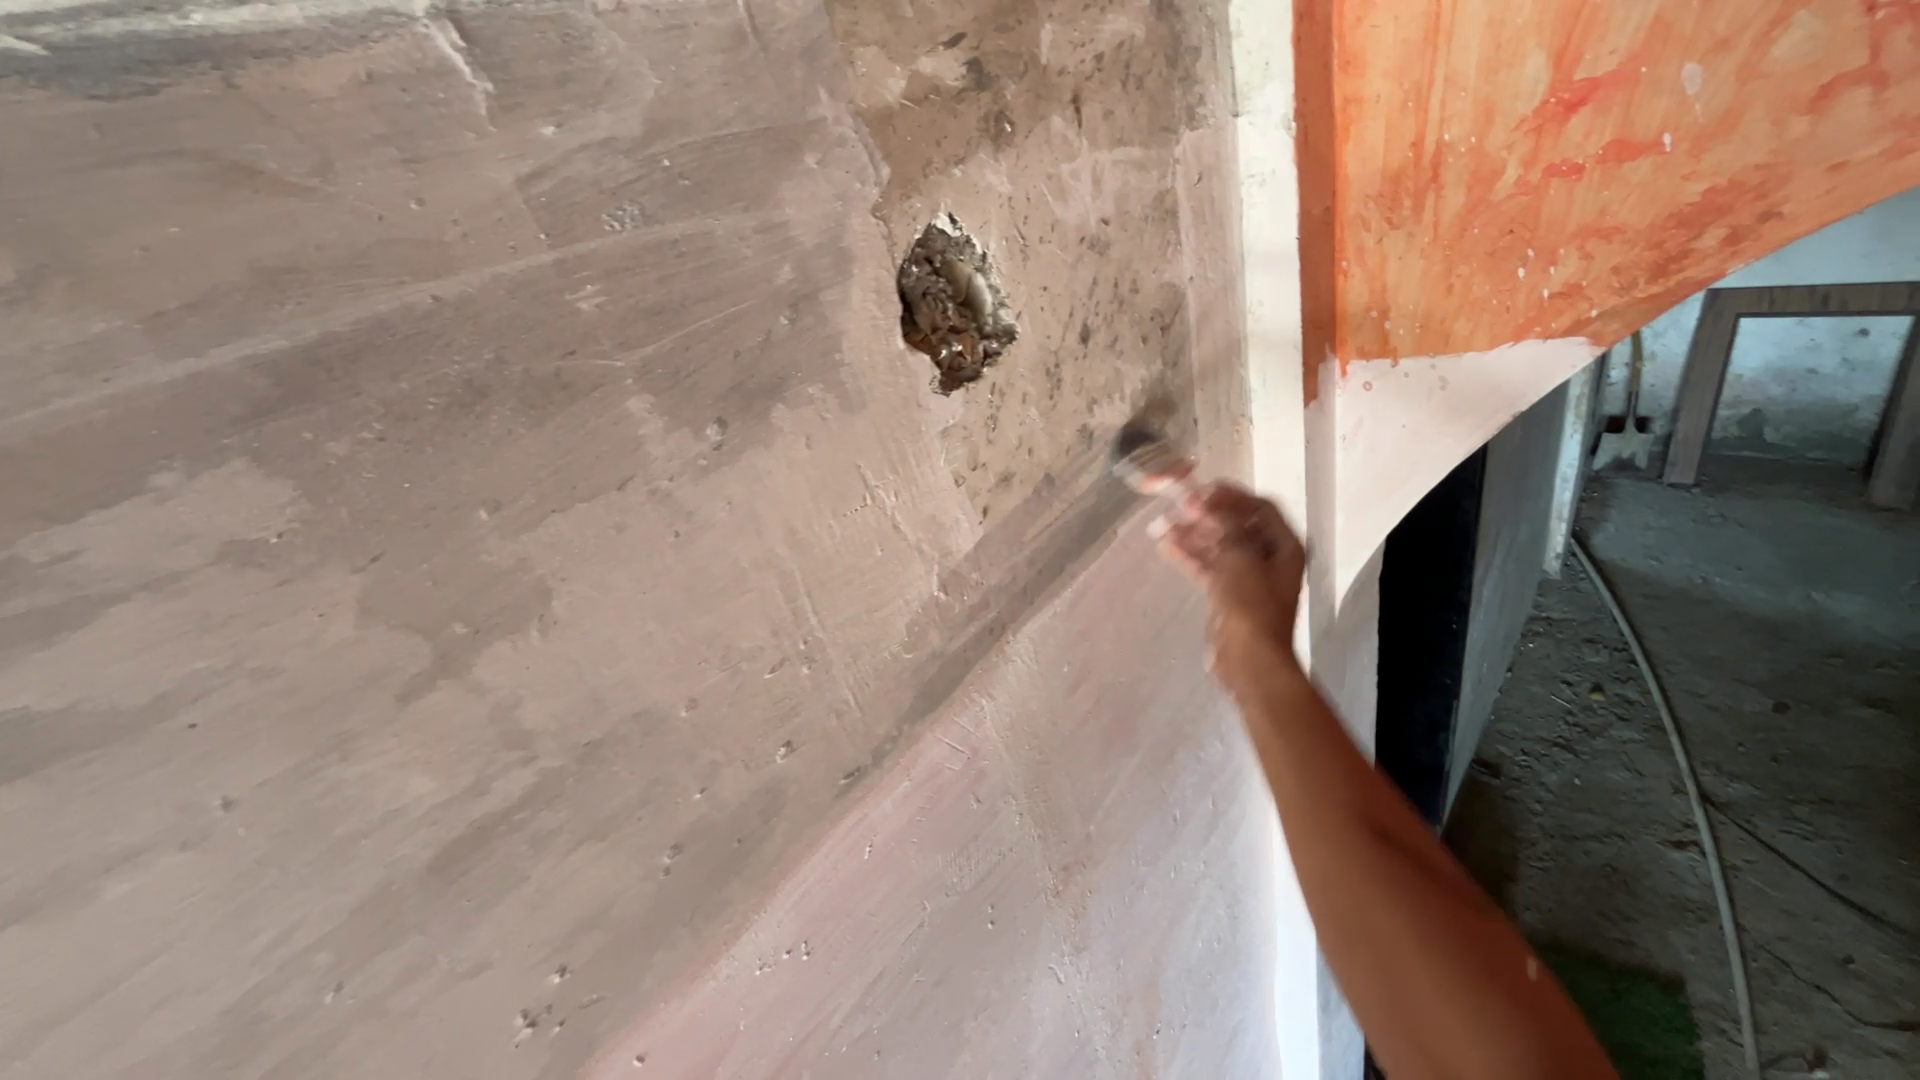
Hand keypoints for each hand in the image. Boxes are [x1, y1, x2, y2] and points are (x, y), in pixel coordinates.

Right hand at [1151, 481, 1306, 688]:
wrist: (1249, 659)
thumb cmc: (1251, 606)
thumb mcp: (1238, 558)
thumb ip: (1222, 524)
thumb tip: (1203, 499)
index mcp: (1284, 546)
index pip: (1259, 507)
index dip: (1231, 495)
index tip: (1200, 490)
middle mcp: (1269, 557)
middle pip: (1236, 524)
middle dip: (1206, 513)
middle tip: (1177, 504)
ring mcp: (1247, 576)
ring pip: (1218, 545)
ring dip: (1192, 533)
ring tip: (1162, 524)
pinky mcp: (1227, 593)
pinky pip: (1207, 566)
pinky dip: (1189, 555)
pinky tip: (1165, 545)